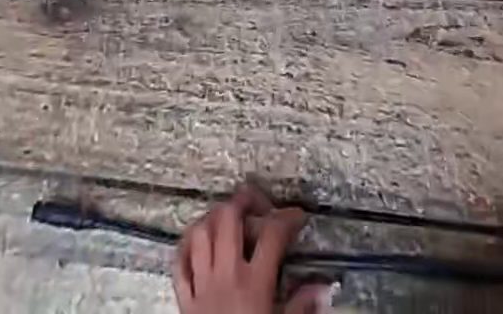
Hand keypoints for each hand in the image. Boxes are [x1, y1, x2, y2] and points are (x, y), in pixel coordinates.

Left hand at [172, 186, 331, 313]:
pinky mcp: (184, 300)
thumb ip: (301, 307)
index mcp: (254, 284)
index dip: (287, 217)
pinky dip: (187, 246)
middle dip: (243, 200)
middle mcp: (226, 276)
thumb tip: (323, 288)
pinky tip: (199, 243)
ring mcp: (202, 285)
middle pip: (228, 218)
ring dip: (214, 218)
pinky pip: (179, 263)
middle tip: (258, 202)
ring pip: (200, 234)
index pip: (272, 234)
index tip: (297, 216)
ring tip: (229, 218)